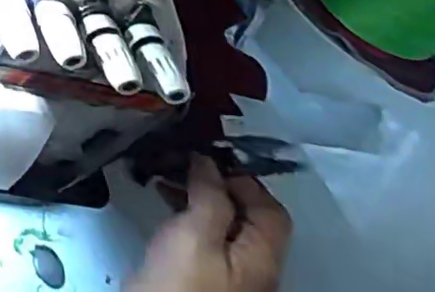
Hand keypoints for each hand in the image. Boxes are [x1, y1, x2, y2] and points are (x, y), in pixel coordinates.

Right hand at [128, 156, 292, 291]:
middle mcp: (252, 267)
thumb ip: (209, 195)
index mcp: (261, 259)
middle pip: (248, 214)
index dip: (242, 177)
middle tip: (183, 161)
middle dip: (217, 181)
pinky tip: (163, 198)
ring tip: (167, 174)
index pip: (270, 209)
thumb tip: (208, 161)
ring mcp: (227, 274)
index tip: (206, 156)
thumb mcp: (195, 235)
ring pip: (223, 221)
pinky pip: (203, 232)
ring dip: (199, 192)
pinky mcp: (201, 275)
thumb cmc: (180, 284)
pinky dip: (186, 208)